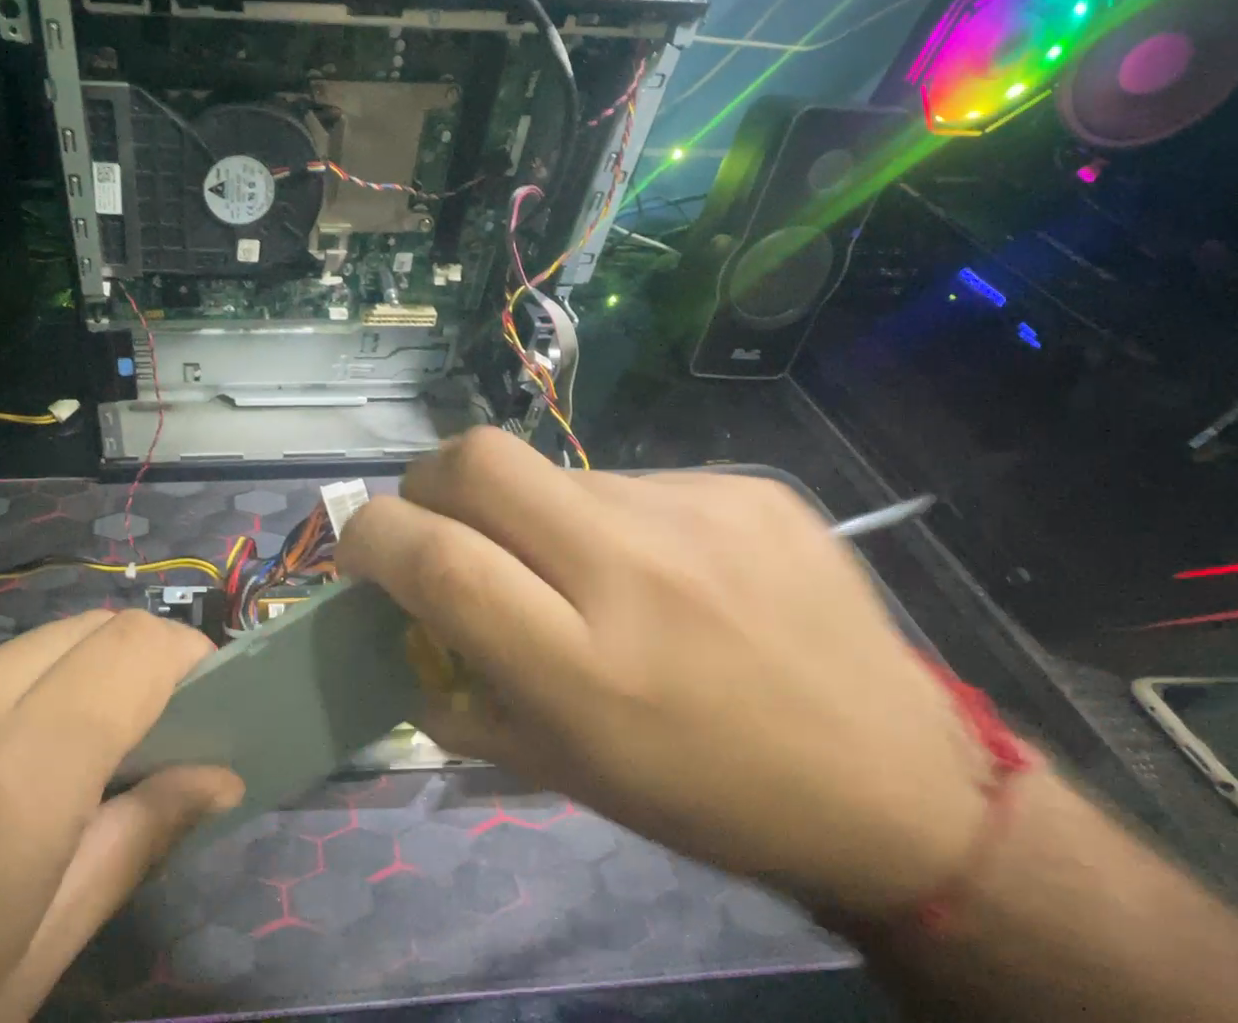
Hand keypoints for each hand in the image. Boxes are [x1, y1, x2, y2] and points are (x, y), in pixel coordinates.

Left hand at [0, 611, 241, 1022]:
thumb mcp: (31, 964)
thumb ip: (132, 844)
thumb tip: (216, 775)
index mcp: (9, 776)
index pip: (132, 647)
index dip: (184, 654)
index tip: (201, 697)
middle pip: (70, 635)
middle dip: (118, 672)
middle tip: (126, 749)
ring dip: (29, 705)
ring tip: (0, 799)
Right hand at [338, 428, 991, 918]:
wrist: (893, 785)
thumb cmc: (701, 798)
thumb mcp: (557, 773)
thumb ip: (457, 700)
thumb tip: (404, 629)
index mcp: (580, 667)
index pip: (435, 558)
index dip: (371, 539)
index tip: (364, 556)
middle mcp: (634, 572)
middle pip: (477, 460)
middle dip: (426, 483)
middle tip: (438, 525)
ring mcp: (700, 515)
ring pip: (554, 473)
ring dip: (529, 515)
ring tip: (578, 574)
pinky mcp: (749, 488)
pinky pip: (631, 484)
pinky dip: (608, 522)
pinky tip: (660, 574)